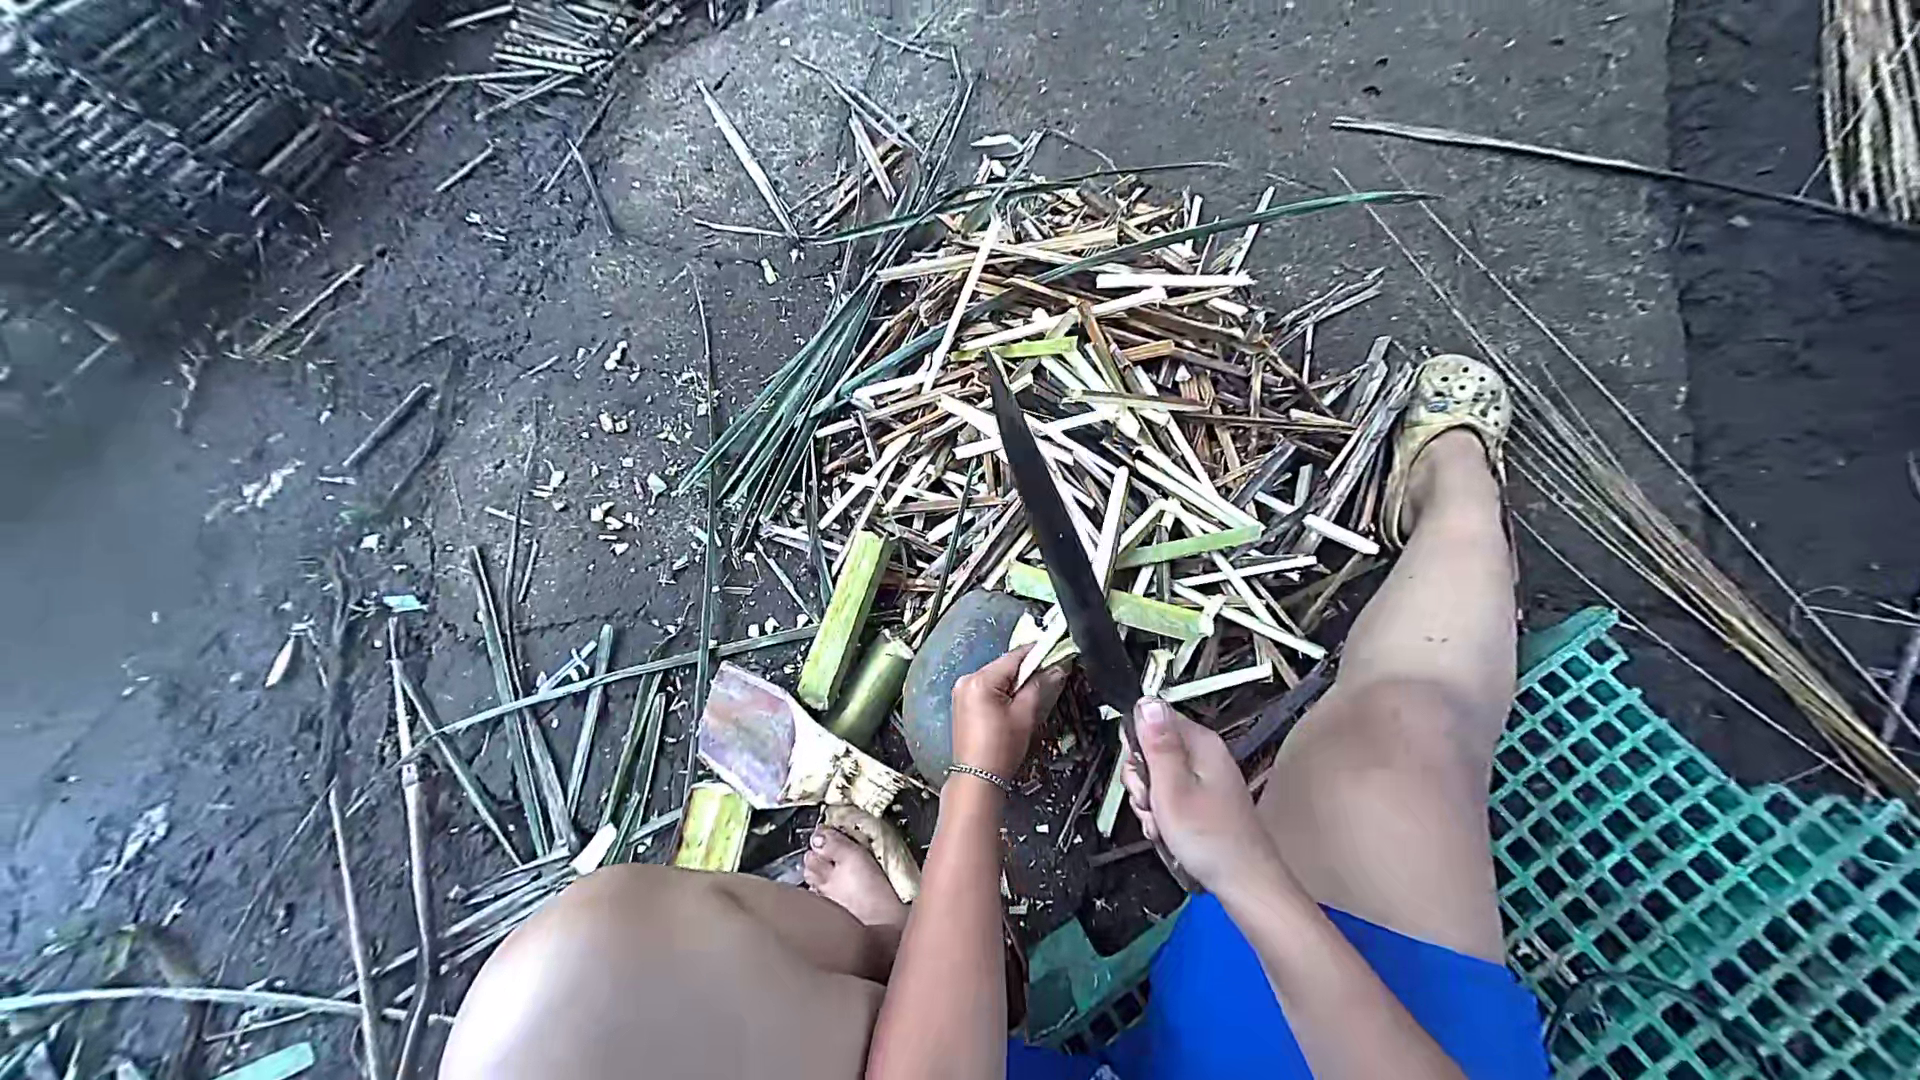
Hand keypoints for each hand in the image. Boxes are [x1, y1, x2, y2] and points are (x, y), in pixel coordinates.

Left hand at [949, 648, 1066, 780]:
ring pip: (995, 677)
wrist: (977, 777)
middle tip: (1046, 678)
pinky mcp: (961, 703)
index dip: (1036, 653)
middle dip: (1025, 671)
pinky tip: (1011, 706)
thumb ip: (1039, 685)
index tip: (1054, 650)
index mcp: (980, 680)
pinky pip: (986, 688)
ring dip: (1013, 683)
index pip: (1013, 657)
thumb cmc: (1000, 748)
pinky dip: (1000, 692)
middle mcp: (966, 681)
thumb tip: (1056, 668)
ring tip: (1027, 699)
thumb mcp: (1025, 714)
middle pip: (1003, 666)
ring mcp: (961, 692)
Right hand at [1122, 699, 1287, 898]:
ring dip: (1150, 802)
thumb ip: (1156, 743)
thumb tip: (1147, 700)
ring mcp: (1205, 778)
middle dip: (1142, 780)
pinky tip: (1168, 832)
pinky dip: (1162, 815)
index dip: (1137, 747)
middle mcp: (1205, 755)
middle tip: (1151, 802)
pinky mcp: (1204, 800)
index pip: (1152, 720)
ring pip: (1157, 777)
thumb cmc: (1210, 840)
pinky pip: (1169, 796)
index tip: (1142, 774)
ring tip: (1161, 823)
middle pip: (1152, 750)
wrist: (1246, 887)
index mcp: (1200, 743)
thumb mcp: (1171, 787)